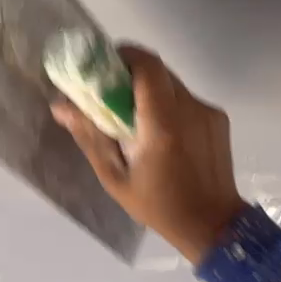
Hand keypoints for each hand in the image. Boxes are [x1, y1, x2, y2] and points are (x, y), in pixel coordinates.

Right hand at [52, 46, 246, 264]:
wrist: (213, 224)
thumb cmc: (159, 206)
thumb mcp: (116, 178)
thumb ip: (90, 136)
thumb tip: (60, 105)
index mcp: (163, 125)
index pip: (146, 65)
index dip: (123, 57)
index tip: (104, 70)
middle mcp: (191, 110)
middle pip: (158, 71)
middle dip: (132, 76)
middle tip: (114, 97)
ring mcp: (209, 113)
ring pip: (173, 84)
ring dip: (151, 93)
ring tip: (138, 122)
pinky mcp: (219, 119)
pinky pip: (188, 100)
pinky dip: (171, 108)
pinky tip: (164, 137)